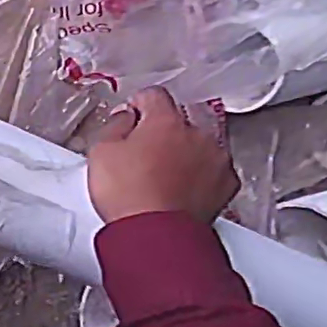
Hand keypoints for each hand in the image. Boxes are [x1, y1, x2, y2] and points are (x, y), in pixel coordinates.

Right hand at [86, 87, 238, 224]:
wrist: (154, 232)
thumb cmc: (126, 192)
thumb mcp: (101, 152)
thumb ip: (115, 126)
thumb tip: (126, 117)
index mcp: (165, 121)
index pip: (154, 95)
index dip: (138, 104)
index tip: (130, 116)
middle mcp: (197, 134)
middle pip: (179, 121)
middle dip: (161, 132)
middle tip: (140, 153)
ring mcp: (216, 158)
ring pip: (197, 145)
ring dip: (181, 152)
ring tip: (159, 175)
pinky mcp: (226, 184)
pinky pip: (211, 170)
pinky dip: (197, 175)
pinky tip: (177, 188)